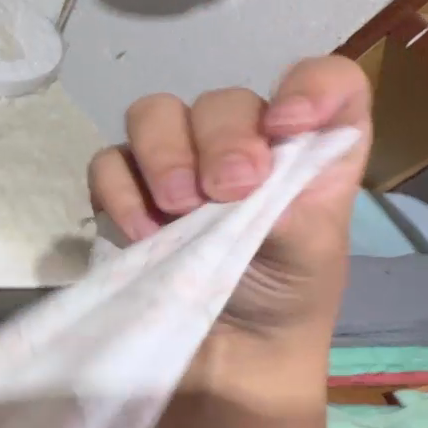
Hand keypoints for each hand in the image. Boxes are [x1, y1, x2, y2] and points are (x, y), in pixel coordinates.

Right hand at [87, 56, 371, 344]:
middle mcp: (238, 142)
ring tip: (177, 209)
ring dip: (162, 157)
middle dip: (220, 139)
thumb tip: (250, 171)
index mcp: (305, 149)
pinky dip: (120, 193)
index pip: (322, 80)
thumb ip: (291, 199)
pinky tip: (144, 233)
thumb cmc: (284, 296)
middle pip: (221, 99)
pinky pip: (106, 162)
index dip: (306, 88)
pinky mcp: (121, 187)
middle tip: (226, 191)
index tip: (287, 126)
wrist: (221, 347)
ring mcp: (172, 161)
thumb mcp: (315, 250)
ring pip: (152, 115)